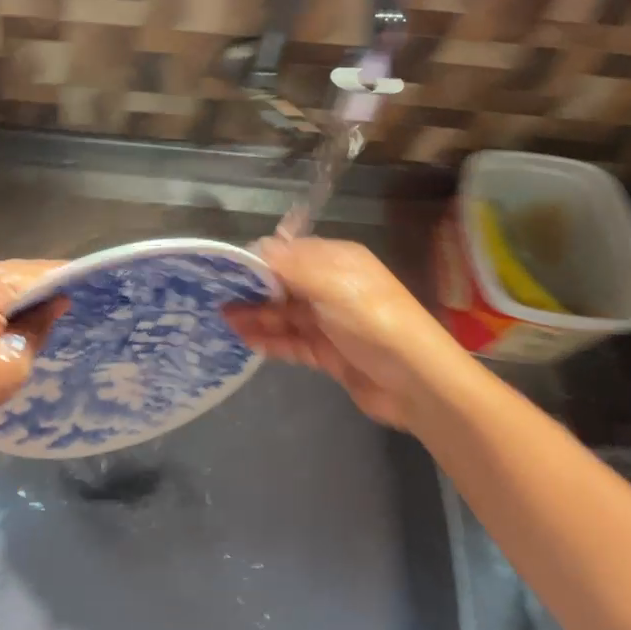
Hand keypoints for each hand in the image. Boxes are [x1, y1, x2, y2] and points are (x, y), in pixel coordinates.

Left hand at [0, 260, 67, 443]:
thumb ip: (38, 325)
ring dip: (21, 287)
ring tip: (51, 298)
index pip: (27, 276)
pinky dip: (1, 295)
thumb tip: (57, 301)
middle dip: (40, 280)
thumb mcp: (13, 364)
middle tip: (70, 290)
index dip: (57, 276)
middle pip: (10, 271)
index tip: (83, 280)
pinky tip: (19, 307)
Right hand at [224, 237, 455, 429]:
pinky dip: (270, 341)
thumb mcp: (331, 284)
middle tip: (214, 297)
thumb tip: (256, 246)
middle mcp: (333, 287)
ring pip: (284, 315)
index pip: (289, 253)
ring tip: (222, 321)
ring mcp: (331, 322)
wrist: (416, 382)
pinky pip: (292, 342)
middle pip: (283, 284)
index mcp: (338, 262)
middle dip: (252, 290)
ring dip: (256, 316)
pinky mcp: (329, 354)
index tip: (223, 269)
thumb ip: (290, 264)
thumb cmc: (372, 322)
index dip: (258, 260)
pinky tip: (246, 342)